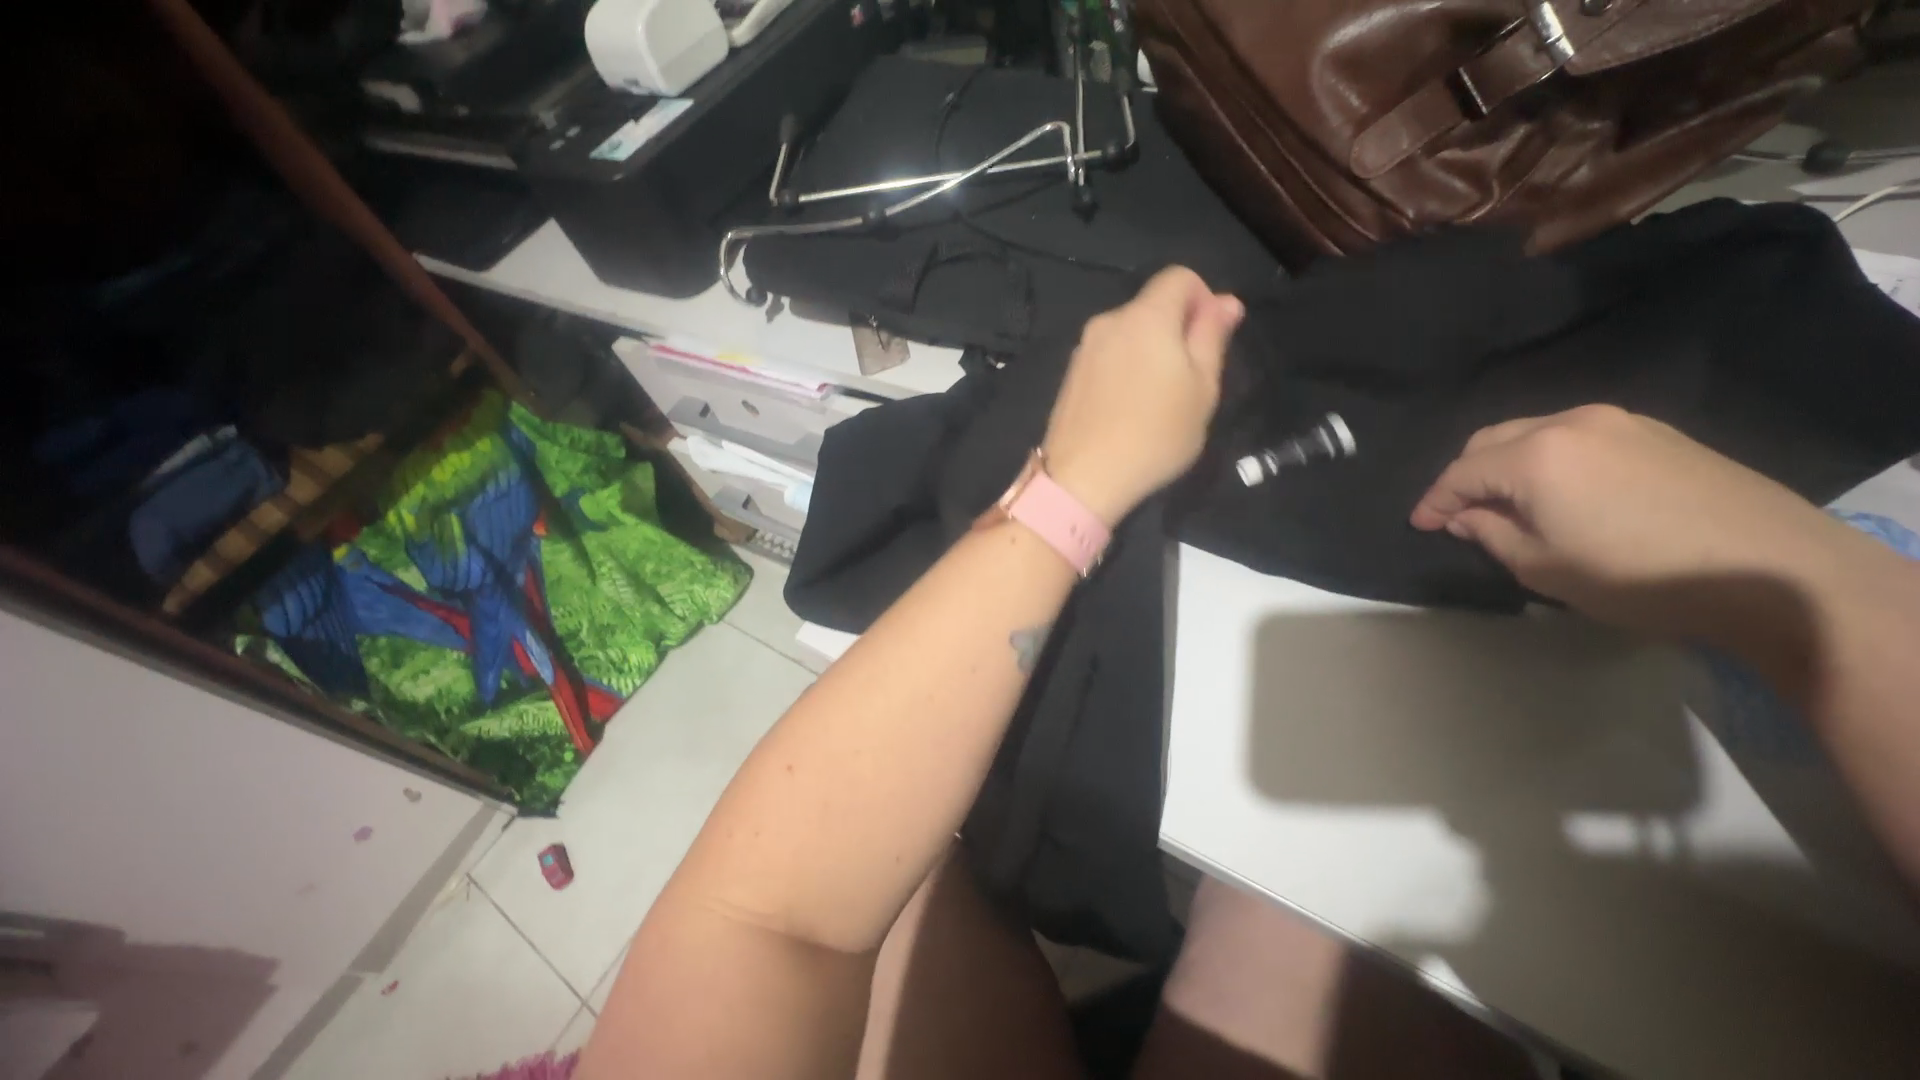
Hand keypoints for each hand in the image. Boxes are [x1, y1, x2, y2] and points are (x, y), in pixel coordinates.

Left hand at [1042, 266, 1243, 524]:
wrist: (1083, 478)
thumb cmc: (1156, 435)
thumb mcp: (1202, 388)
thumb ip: (1212, 337)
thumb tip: (1226, 302)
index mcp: (1146, 316)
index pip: (1180, 277)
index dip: (1203, 299)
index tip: (1210, 341)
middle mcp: (1109, 322)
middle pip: (1152, 306)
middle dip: (1177, 329)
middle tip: (1190, 380)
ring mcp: (1084, 349)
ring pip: (1129, 333)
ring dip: (1150, 352)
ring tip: (1158, 401)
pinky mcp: (1070, 375)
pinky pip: (1108, 357)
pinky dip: (1125, 370)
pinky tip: (1129, 411)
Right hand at [1409, 405, 1865, 640]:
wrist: (1770, 568)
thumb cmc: (1638, 576)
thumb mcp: (1544, 568)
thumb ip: (1491, 535)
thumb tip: (1467, 517)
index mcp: (1535, 456)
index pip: (1461, 472)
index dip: (1434, 500)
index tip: (1420, 525)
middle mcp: (1570, 423)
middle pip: (1492, 440)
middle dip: (1467, 475)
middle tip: (1460, 514)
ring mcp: (1619, 422)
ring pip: (1535, 433)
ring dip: (1508, 464)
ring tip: (1508, 504)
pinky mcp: (1657, 433)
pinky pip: (1578, 436)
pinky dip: (1550, 459)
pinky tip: (1561, 492)